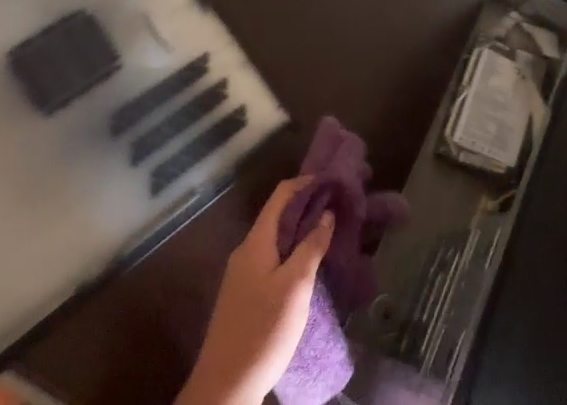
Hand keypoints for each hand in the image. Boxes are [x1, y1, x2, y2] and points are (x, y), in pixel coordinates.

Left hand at [176, 177, 335, 404]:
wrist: (225, 386)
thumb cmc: (263, 331)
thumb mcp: (295, 287)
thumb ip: (311, 248)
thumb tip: (326, 214)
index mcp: (255, 243)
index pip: (281, 196)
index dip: (307, 183)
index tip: (336, 181)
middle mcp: (246, 252)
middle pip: (278, 215)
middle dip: (308, 205)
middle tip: (341, 206)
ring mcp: (244, 274)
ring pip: (276, 238)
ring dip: (302, 229)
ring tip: (333, 230)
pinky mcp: (246, 295)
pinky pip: (273, 258)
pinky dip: (294, 250)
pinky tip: (312, 263)